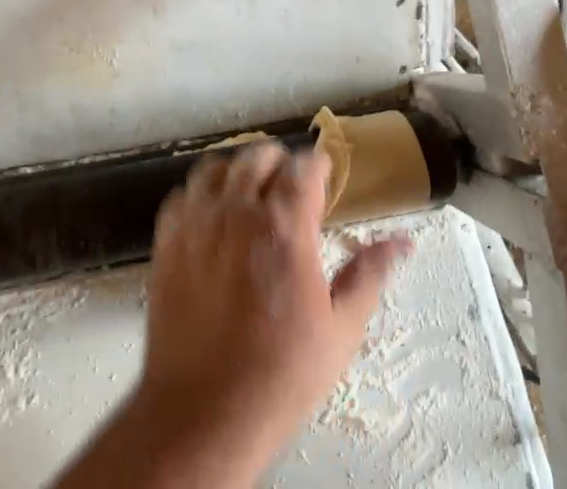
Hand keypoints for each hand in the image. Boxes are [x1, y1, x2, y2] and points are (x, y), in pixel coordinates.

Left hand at [138, 143, 411, 462]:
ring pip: (215, 168)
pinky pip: (181, 197)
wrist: (205, 411)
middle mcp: (236, 214)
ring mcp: (196, 226)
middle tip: (291, 189)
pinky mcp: (166, 245)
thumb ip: (368, 274)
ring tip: (252, 196)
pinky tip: (212, 218)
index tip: (323, 177)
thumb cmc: (278, 376)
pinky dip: (200, 196)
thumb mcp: (340, 327)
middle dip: (280, 164)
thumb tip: (400, 243)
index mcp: (284, 227)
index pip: (302, 166)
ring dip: (238, 172)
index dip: (317, 167)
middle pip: (257, 156)